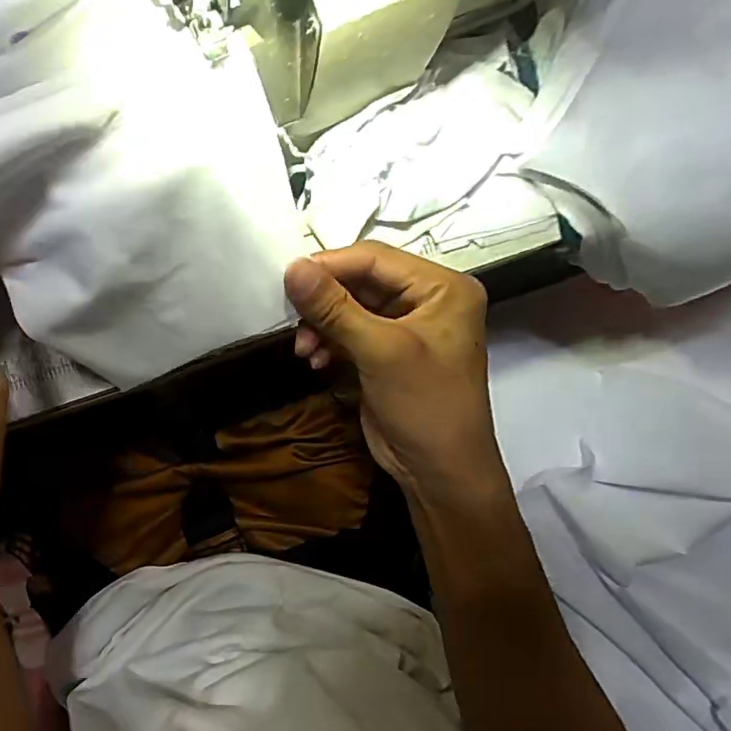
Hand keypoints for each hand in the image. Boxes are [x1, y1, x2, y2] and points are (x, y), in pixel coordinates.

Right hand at [285, 242, 505, 495]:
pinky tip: (315, 360)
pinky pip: (351, 332)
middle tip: (293, 318)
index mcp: (442, 287)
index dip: (330, 265)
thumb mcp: (379, 351)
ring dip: (322, 325)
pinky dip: (330, 343)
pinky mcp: (388, 353)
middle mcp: (427, 300)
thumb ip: (334, 307)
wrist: (440, 471)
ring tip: (304, 350)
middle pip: (361, 281)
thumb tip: (292, 267)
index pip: (376, 259)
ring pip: (350, 308)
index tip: (288, 277)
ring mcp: (407, 327)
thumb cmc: (425, 405)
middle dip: (324, 302)